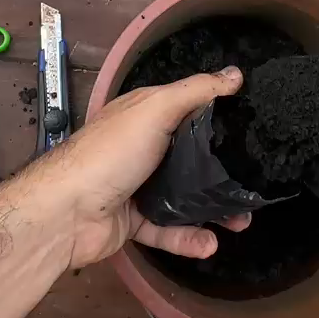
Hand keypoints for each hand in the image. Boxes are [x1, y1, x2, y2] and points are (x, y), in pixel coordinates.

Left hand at [11, 66, 252, 266]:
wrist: (66, 212)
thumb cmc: (112, 151)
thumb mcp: (156, 109)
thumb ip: (196, 91)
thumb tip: (236, 74)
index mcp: (144, 114)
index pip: (187, 108)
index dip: (216, 113)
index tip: (249, 124)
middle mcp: (142, 147)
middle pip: (189, 156)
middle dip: (220, 169)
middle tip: (252, 181)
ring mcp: (137, 186)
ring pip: (183, 197)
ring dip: (212, 209)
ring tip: (242, 220)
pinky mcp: (133, 222)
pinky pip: (168, 230)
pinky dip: (189, 238)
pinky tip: (212, 243)